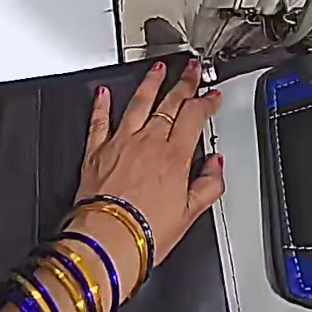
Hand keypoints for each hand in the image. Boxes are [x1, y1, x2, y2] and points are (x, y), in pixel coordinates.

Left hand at [76, 61, 224, 268]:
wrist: (106, 242)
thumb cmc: (145, 232)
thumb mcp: (191, 213)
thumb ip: (209, 184)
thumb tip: (215, 166)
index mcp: (174, 155)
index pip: (194, 116)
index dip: (206, 102)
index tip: (212, 96)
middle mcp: (148, 142)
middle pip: (170, 103)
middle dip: (185, 83)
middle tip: (192, 70)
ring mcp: (121, 143)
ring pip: (138, 103)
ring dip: (150, 83)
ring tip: (157, 69)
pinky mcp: (96, 152)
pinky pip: (99, 121)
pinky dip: (100, 105)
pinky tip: (102, 93)